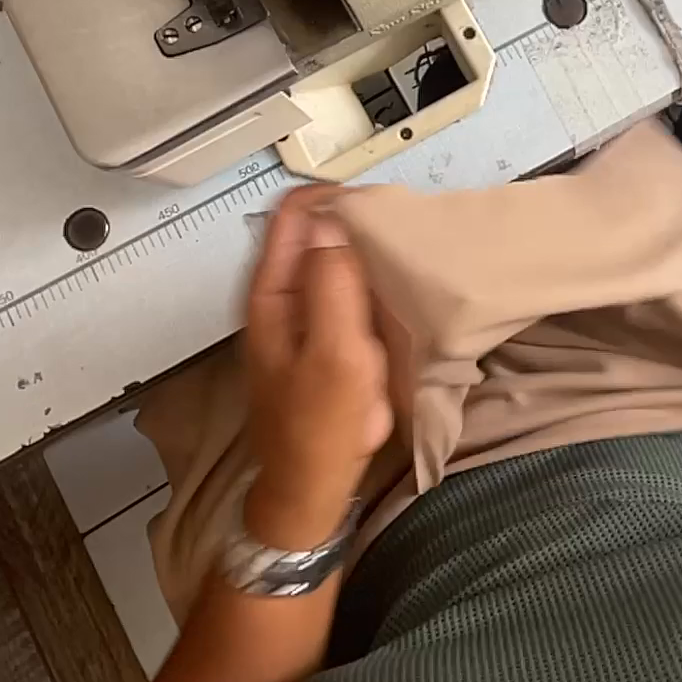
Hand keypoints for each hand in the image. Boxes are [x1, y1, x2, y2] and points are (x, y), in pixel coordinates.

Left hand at [240, 186, 392, 548]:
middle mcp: (284, 290)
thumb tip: (337, 221)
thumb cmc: (320, 423)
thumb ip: (333, 283)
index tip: (383, 209)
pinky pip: (349, 284)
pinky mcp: (326, 327)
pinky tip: (401, 286)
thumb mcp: (333, 353)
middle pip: (316, 227)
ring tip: (409, 254)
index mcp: (272, 288)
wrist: (313, 483)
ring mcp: (305, 309)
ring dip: (368, 250)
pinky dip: (373, 277)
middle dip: (358, 221)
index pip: (295, 212)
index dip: (336, 198)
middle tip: (404, 232)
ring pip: (335, 254)